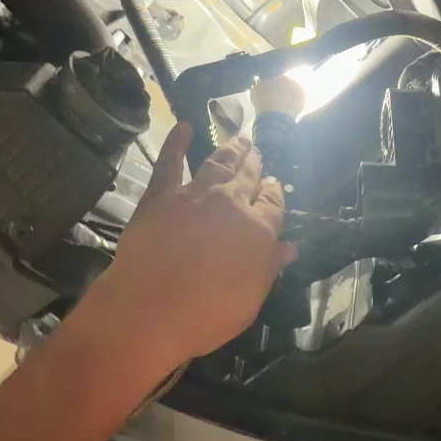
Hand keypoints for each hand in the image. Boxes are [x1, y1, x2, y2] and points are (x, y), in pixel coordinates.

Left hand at [77, 125, 295, 368]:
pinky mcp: (161, 194)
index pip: (273, 203)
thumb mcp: (250, 300)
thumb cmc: (206, 315)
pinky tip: (183, 126)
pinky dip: (176, 141)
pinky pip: (170, 161)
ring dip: (231, 149)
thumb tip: (290, 246)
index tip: (274, 185)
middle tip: (257, 152)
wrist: (150, 308)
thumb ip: (269, 268)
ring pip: (218, 163)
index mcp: (258, 229)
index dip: (274, 192)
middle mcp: (231, 203)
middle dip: (255, 163)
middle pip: (248, 176)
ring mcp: (195, 194)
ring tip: (239, 139)